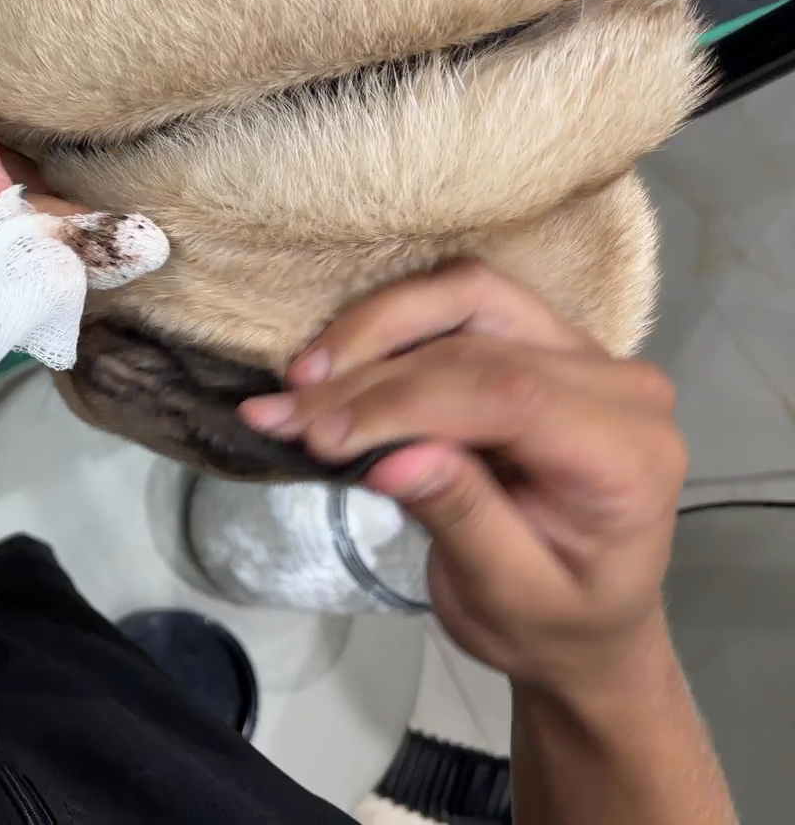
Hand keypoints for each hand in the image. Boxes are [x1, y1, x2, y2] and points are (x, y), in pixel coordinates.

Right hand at [236, 261, 687, 695]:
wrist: (574, 614)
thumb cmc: (548, 614)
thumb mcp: (509, 593)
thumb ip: (462, 520)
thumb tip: (391, 463)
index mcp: (627, 453)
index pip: (505, 395)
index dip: (396, 406)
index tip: (316, 440)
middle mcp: (612, 384)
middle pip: (470, 338)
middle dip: (360, 374)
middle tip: (281, 415)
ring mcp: (571, 351)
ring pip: (459, 294)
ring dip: (366, 329)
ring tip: (298, 378)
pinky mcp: (524, 338)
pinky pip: (444, 300)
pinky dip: (374, 324)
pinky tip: (326, 365)